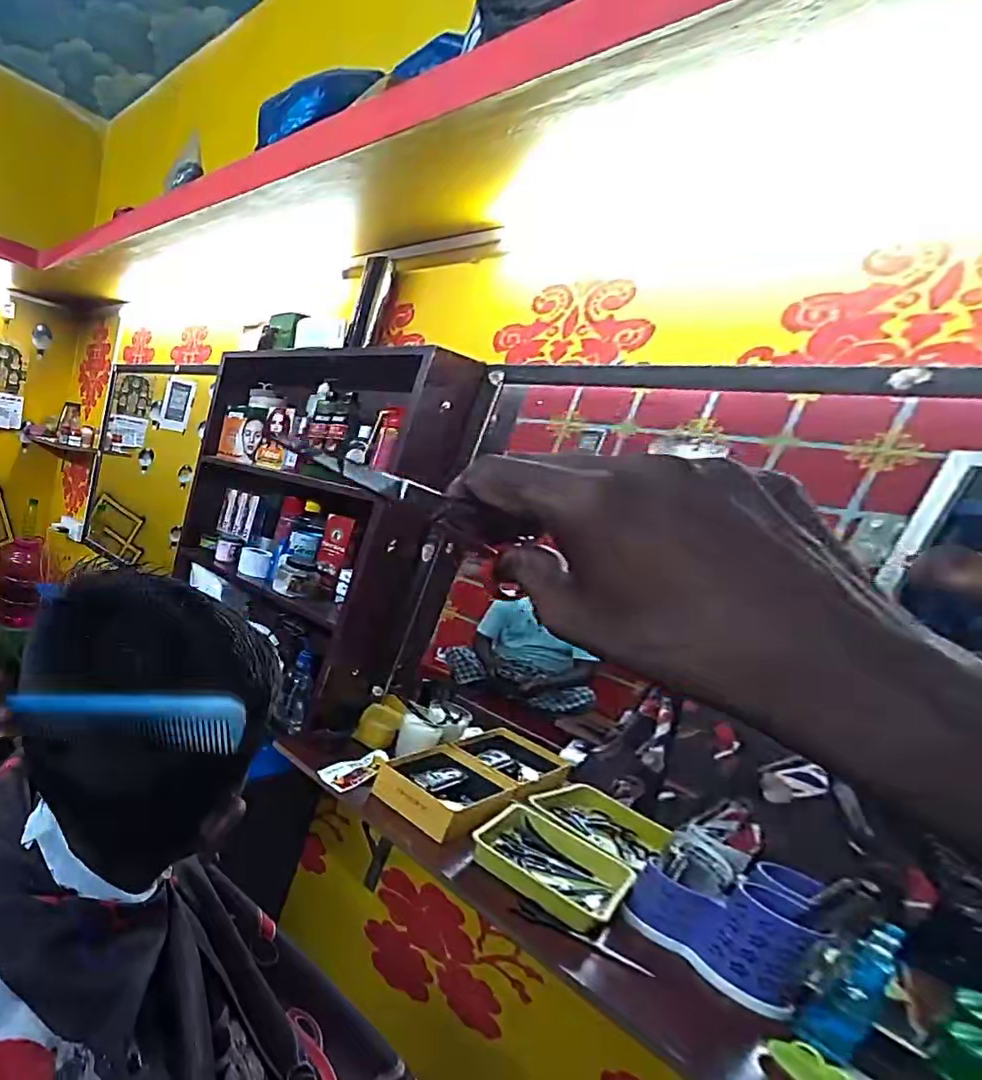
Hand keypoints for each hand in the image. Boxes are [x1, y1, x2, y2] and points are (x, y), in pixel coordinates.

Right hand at [446, 453, 918, 734]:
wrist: (828, 664)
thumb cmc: (689, 646)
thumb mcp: (576, 619)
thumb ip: (528, 575)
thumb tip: (513, 558)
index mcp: (590, 499)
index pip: (496, 471)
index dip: (465, 491)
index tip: (459, 513)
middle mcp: (643, 468)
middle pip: (549, 465)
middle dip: (518, 499)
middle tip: (509, 537)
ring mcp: (702, 468)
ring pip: (610, 471)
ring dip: (581, 501)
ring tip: (587, 547)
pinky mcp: (751, 480)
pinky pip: (672, 480)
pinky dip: (644, 505)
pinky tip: (658, 547)